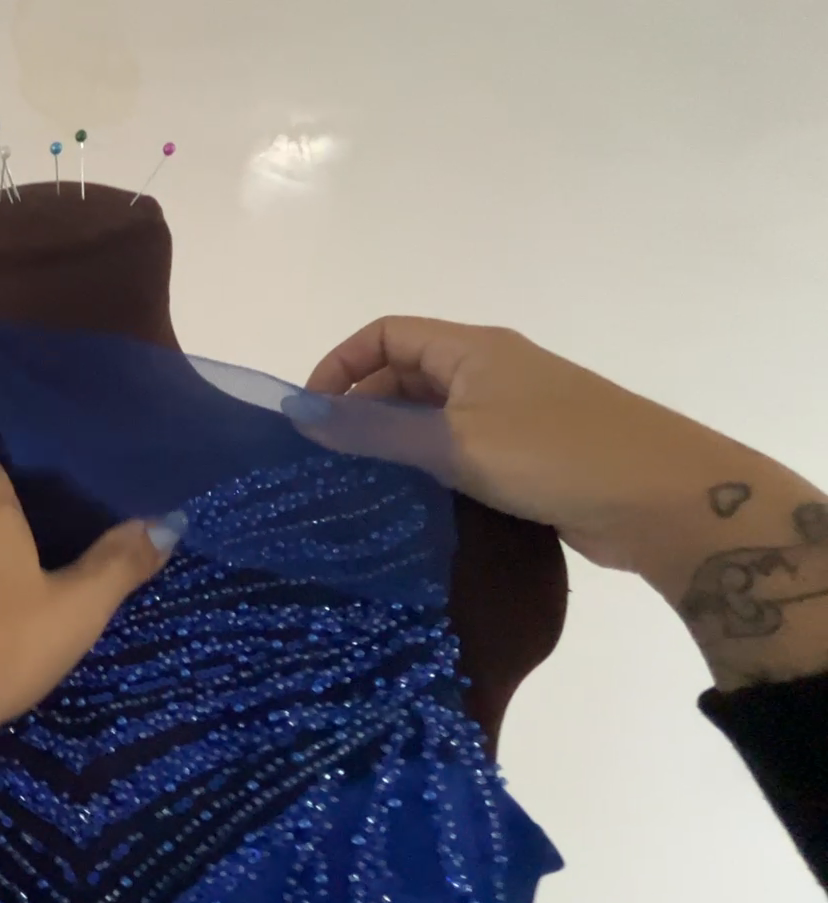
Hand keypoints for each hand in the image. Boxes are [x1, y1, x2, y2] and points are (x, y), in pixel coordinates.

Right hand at [289, 315, 827, 688]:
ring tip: (354, 477)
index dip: (339, 365)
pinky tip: (400, 492)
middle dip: (356, 406)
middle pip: (399, 372)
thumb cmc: (553, 456)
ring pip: (422, 411)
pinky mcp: (518, 449)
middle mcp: (485, 370)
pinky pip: (447, 442)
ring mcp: (504, 410)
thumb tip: (298, 416)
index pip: (384, 334)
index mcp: (471, 349)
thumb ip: (369, 429)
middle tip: (327, 455)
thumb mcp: (448, 441)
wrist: (669, 503)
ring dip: (384, 438)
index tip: (311, 414)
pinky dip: (416, 460)